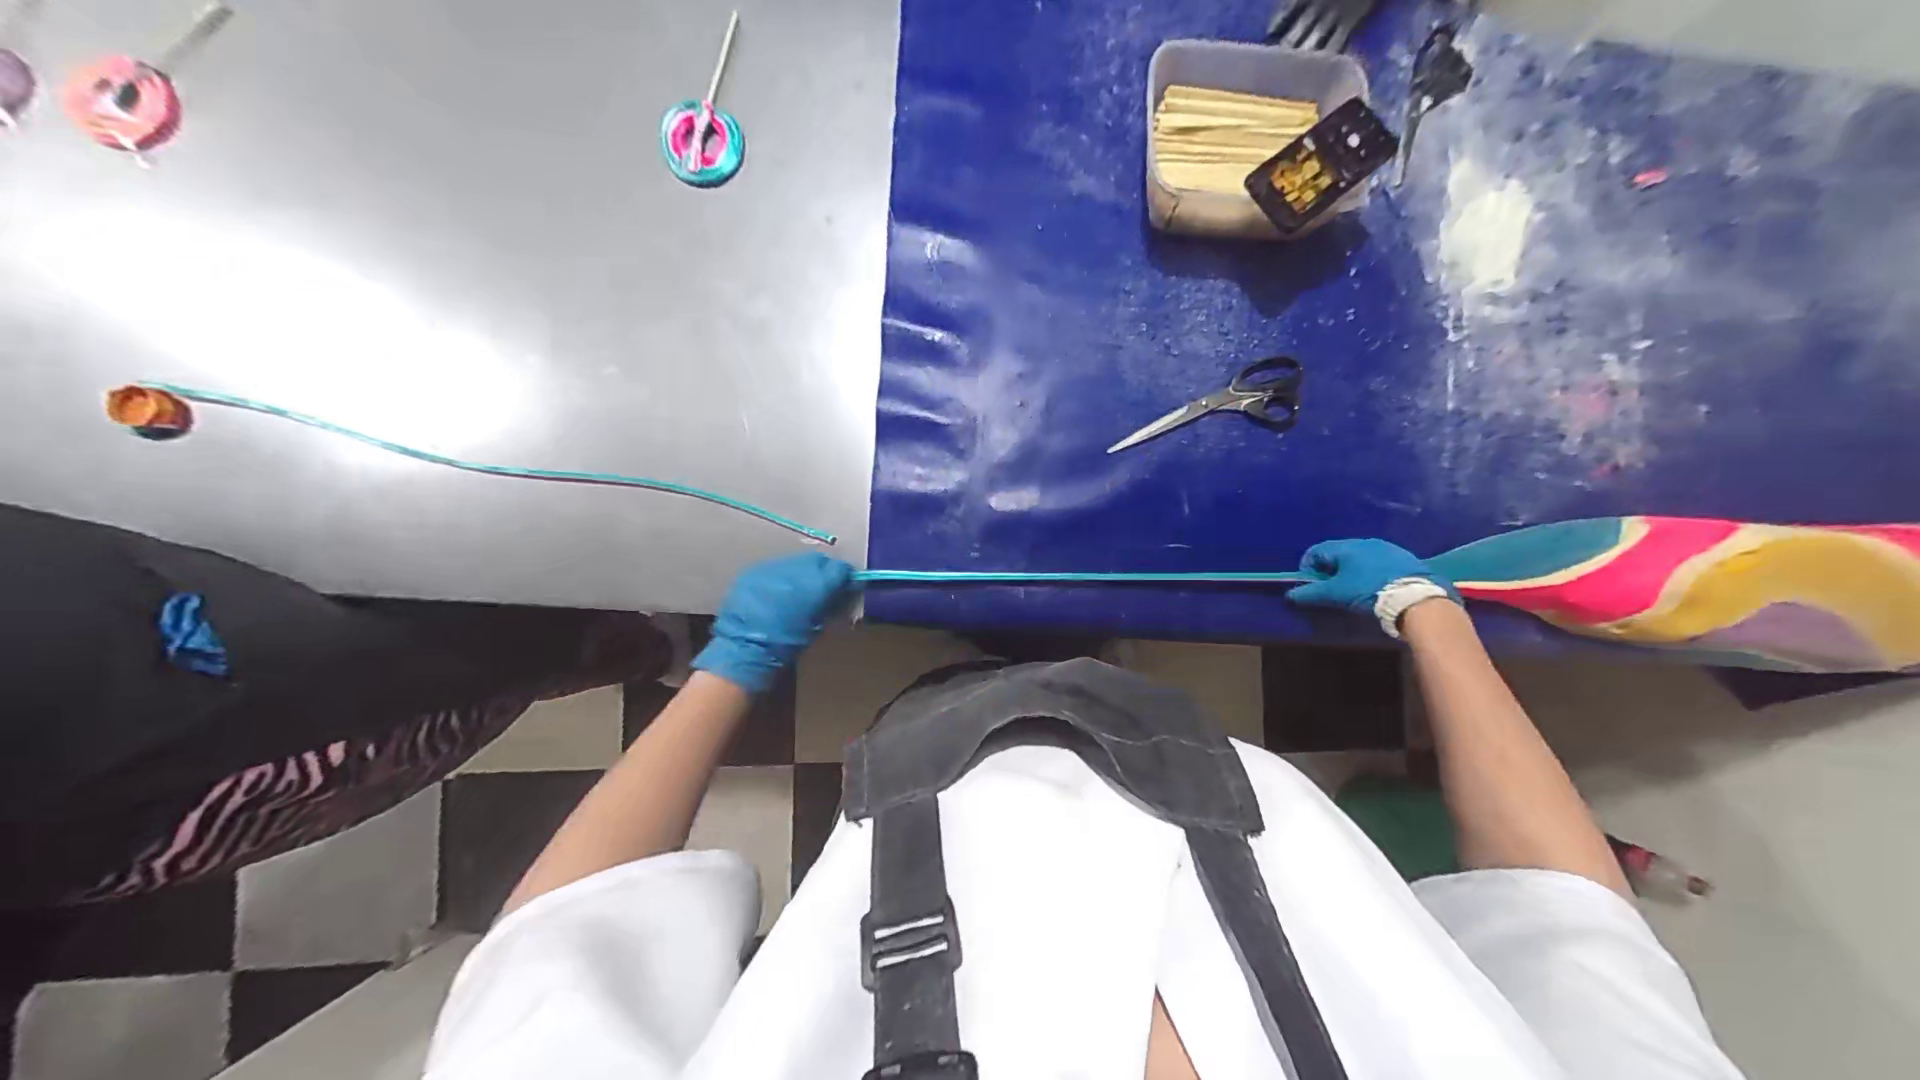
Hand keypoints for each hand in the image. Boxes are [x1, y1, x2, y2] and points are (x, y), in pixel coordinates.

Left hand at [693, 553, 856, 693]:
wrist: (744, 648)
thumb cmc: (787, 644)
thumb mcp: (817, 626)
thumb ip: (831, 605)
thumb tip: (843, 593)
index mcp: (816, 584)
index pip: (840, 569)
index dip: (845, 577)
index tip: (846, 586)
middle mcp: (796, 568)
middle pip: (818, 561)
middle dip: (823, 572)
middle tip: (822, 589)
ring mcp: (773, 567)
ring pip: (796, 562)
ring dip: (801, 574)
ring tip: (797, 591)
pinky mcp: (754, 571)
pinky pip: (775, 569)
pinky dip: (781, 578)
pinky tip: (776, 593)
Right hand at [1286, 538, 1455, 616]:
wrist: (1416, 598)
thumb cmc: (1368, 591)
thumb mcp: (1335, 594)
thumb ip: (1310, 593)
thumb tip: (1290, 595)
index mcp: (1346, 547)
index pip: (1316, 551)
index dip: (1308, 568)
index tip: (1310, 586)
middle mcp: (1365, 542)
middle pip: (1338, 553)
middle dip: (1330, 570)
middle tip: (1330, 589)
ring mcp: (1388, 548)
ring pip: (1360, 558)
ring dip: (1351, 571)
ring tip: (1353, 590)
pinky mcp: (1405, 558)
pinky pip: (1379, 563)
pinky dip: (1371, 573)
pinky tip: (1375, 588)